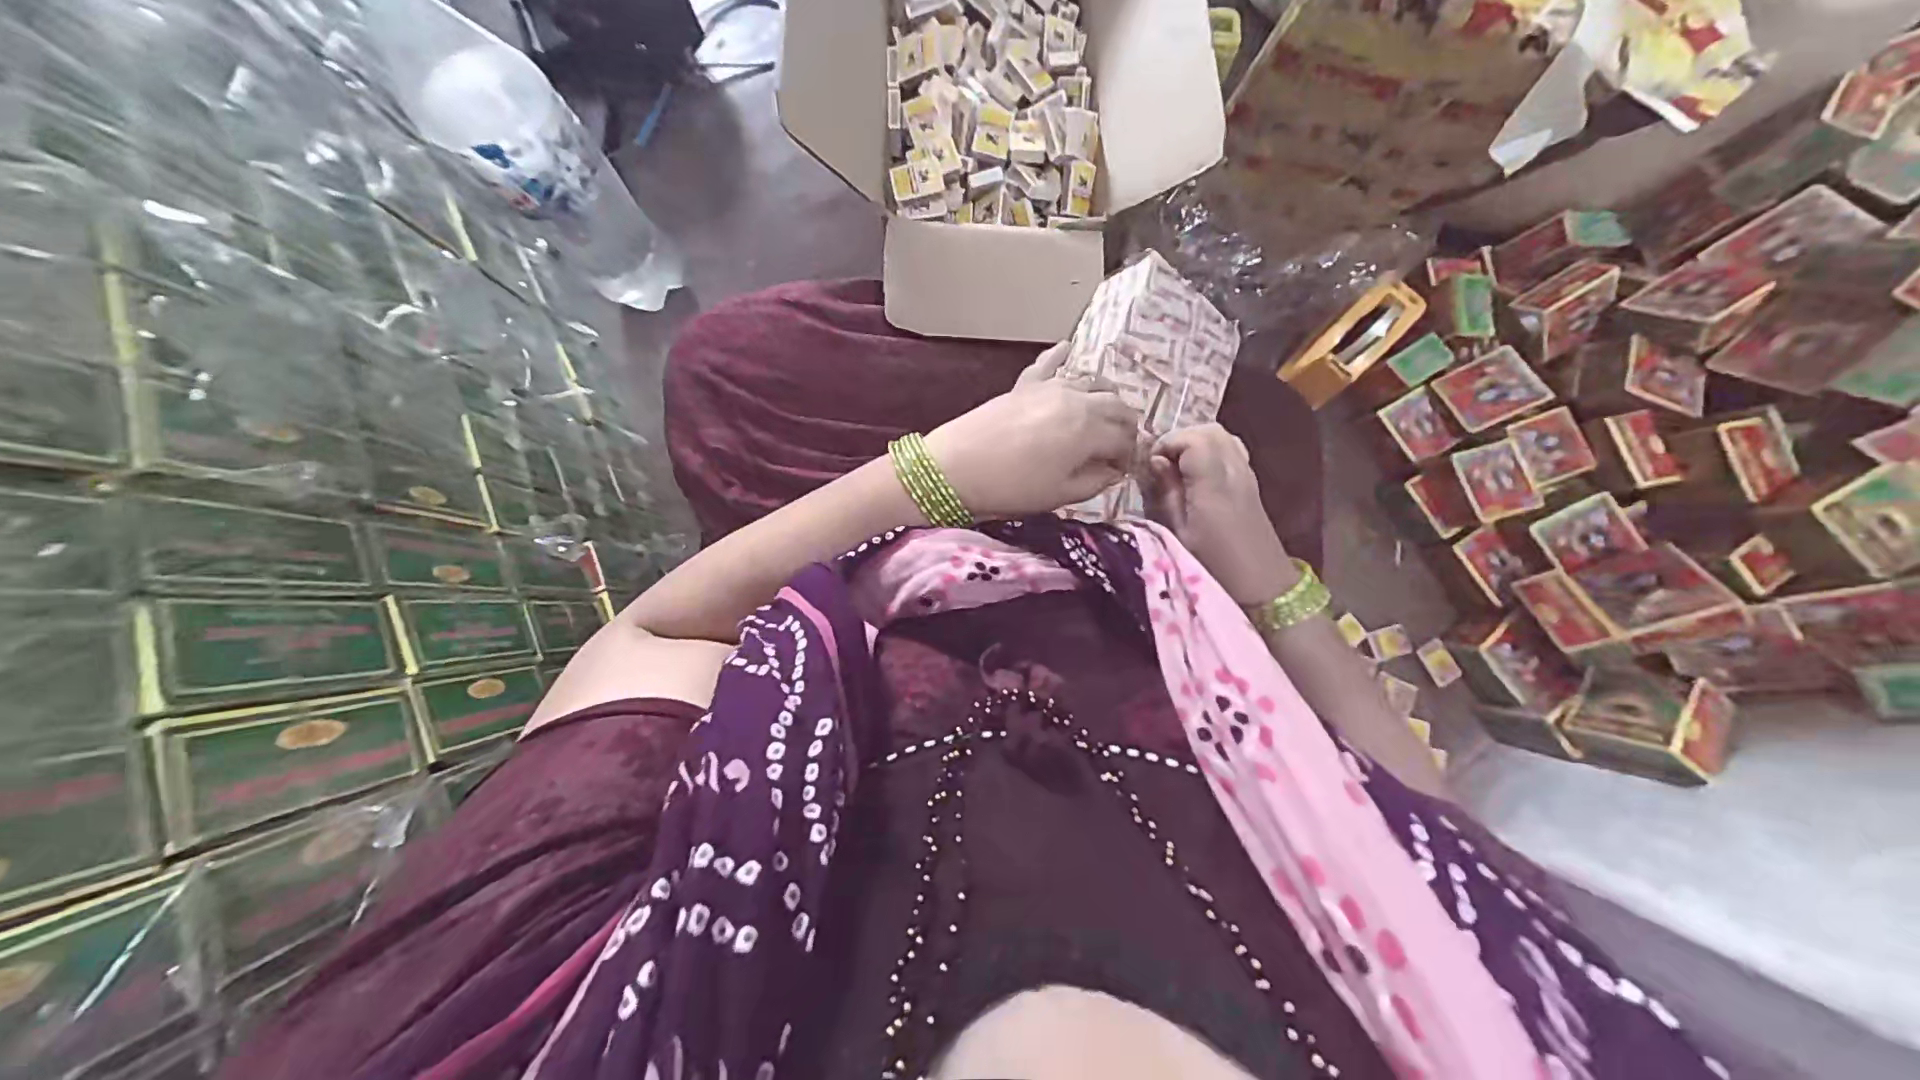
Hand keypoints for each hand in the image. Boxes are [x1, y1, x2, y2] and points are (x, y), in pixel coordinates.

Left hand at [923, 343, 1140, 518]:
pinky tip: (1068, 348)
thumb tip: (1114, 471)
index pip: (1125, 438)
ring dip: (1104, 397)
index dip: (1129, 456)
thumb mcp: (1060, 494)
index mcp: (1090, 430)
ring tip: (1102, 415)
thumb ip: (1095, 481)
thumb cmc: (1011, 488)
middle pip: (1116, 405)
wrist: (955, 468)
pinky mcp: (1024, 385)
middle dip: (1124, 425)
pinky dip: (1061, 355)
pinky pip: (1048, 363)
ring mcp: (1050, 387)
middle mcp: (1077, 399)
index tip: (1123, 471)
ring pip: (1091, 382)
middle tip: (1118, 446)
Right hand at [1143, 424, 1300, 604]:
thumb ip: (1167, 492)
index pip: (1191, 438)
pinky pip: (1231, 450)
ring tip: (1177, 468)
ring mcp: (1247, 474)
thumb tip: (1155, 462)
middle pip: (1209, 430)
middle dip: (1180, 438)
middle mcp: (1234, 470)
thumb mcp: (1179, 532)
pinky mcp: (1251, 482)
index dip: (1167, 443)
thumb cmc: (1214, 564)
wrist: (1262, 584)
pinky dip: (1211, 451)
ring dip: (1196, 443)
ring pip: (1222, 436)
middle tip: (1161, 463)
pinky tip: (1197, 475)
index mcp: (1214, 482)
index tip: (1151, 465)